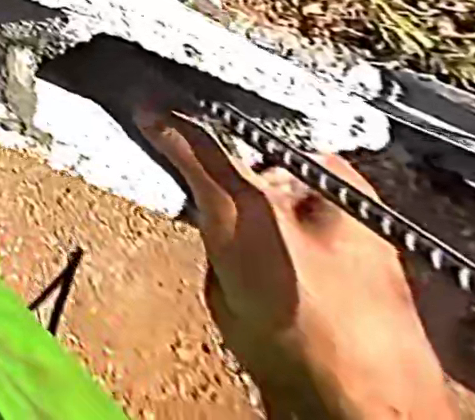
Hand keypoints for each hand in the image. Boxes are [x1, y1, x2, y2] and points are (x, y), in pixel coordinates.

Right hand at [139, 111, 454, 419]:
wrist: (337, 406)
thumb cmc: (316, 313)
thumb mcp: (241, 214)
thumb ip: (195, 154)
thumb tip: (151, 106)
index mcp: (329, 176)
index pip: (250, 114)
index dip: (197, 99)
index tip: (149, 88)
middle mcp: (310, 197)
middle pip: (229, 146)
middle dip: (182, 137)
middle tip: (137, 122)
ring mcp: (284, 229)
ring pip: (214, 180)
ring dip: (178, 172)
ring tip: (141, 152)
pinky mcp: (258, 258)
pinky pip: (209, 211)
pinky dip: (181, 202)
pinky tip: (161, 196)